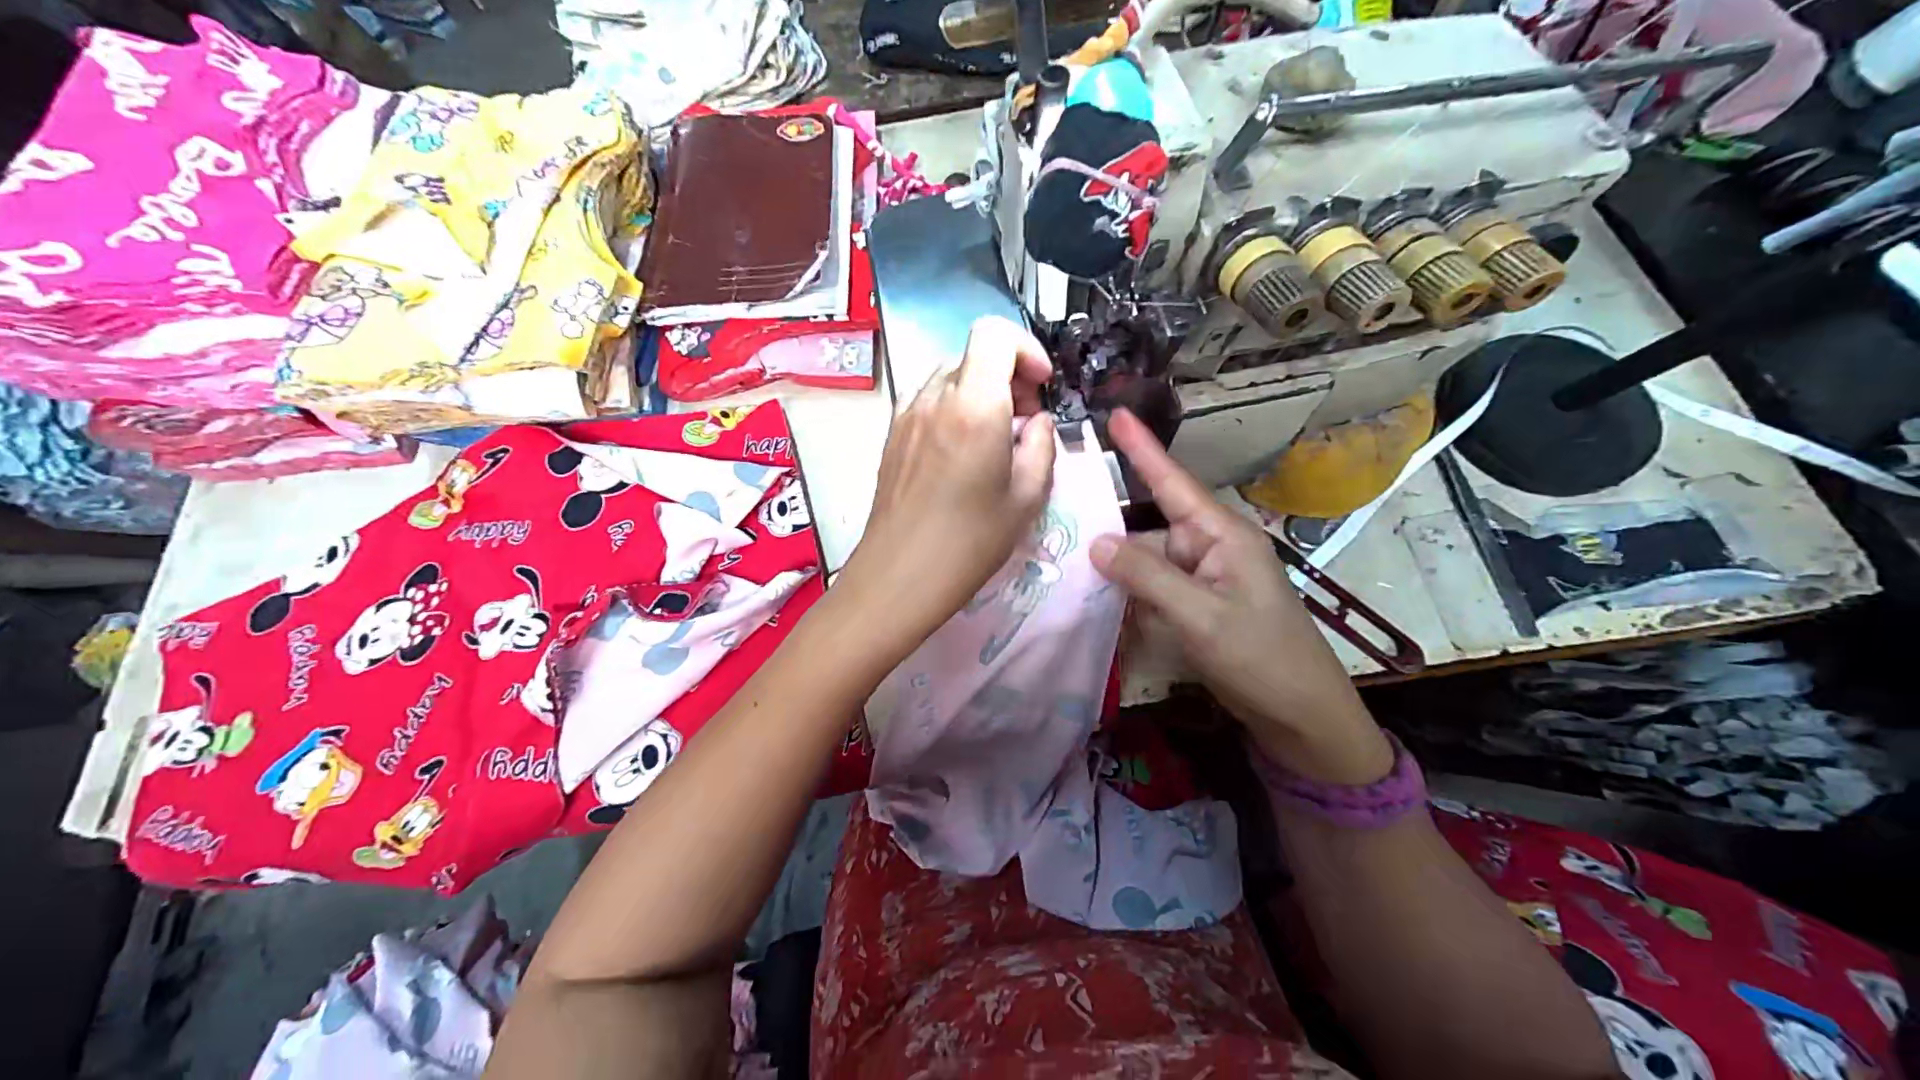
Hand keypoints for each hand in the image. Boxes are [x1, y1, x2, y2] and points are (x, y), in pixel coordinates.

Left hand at [841, 317, 1055, 648]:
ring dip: (979, 394)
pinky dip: (954, 411)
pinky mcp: (891, 436)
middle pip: (973, 355)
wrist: (898, 577)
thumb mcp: (1026, 497)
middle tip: (1024, 422)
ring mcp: (905, 415)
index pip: (994, 333)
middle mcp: (934, 397)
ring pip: (949, 378)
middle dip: (1007, 376)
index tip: (1040, 386)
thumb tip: (1037, 422)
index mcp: (973, 404)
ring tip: (994, 441)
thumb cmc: (969, 541)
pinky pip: (928, 403)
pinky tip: (962, 456)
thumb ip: (1041, 446)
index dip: (1025, 348)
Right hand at [1090, 409, 1392, 784]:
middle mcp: (1210, 548)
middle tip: (1060, 516)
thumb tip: (1096, 542)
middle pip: (1148, 527)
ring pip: (1146, 562)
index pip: (1173, 482)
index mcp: (1221, 535)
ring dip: (1116, 569)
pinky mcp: (1197, 606)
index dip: (1142, 449)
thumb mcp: (1201, 615)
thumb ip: (1148, 577)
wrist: (1300, 714)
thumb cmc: (1261, 657)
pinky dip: (1130, 595)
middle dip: (1110, 527)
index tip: (1115, 414)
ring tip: (1068, 565)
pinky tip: (1099, 600)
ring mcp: (1203, 579)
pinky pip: (1153, 589)